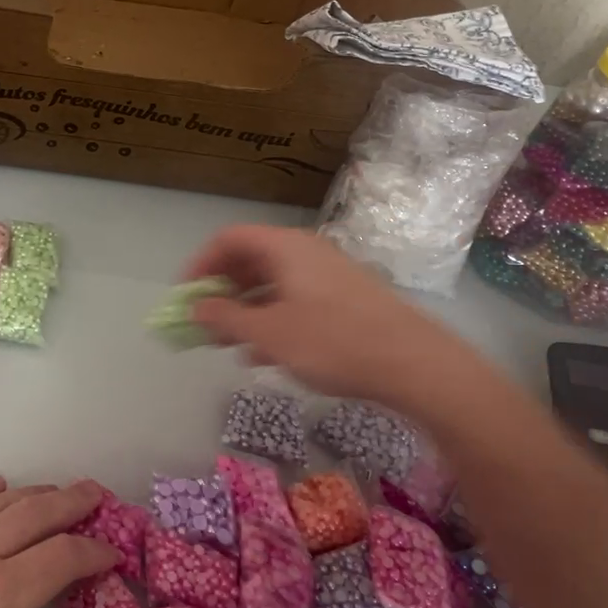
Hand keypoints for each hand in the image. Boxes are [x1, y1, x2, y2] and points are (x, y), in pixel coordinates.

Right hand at [183, 224, 483, 406]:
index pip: (228, 239)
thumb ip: (225, 318)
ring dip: (246, 310)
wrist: (421, 368)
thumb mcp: (269, 334)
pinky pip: (296, 300)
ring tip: (231, 345)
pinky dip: (273, 319)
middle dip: (222, 291)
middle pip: (250, 260)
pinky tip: (268, 355)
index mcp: (284, 247)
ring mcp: (330, 275)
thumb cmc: (335, 342)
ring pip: (273, 284)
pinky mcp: (348, 301)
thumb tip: (195, 308)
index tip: (186, 297)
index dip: (200, 265)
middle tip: (205, 323)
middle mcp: (306, 252)